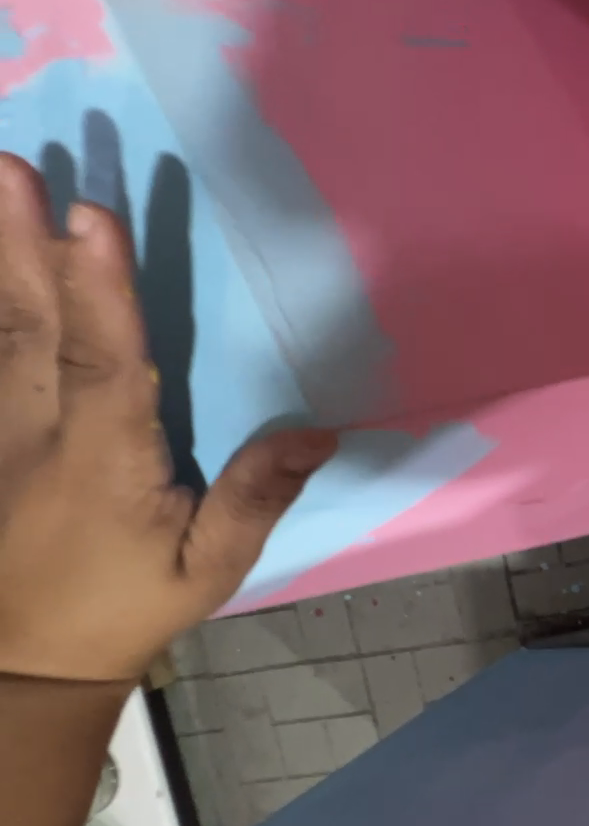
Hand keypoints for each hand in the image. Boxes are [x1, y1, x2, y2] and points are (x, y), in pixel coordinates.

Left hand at [0, 155, 335, 682]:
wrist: (17, 661)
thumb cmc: (129, 605)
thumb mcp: (215, 564)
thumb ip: (257, 497)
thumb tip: (320, 431)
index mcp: (102, 460)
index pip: (102, 361)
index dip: (97, 289)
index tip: (89, 218)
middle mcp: (32, 434)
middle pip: (25, 328)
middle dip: (18, 246)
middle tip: (10, 165)